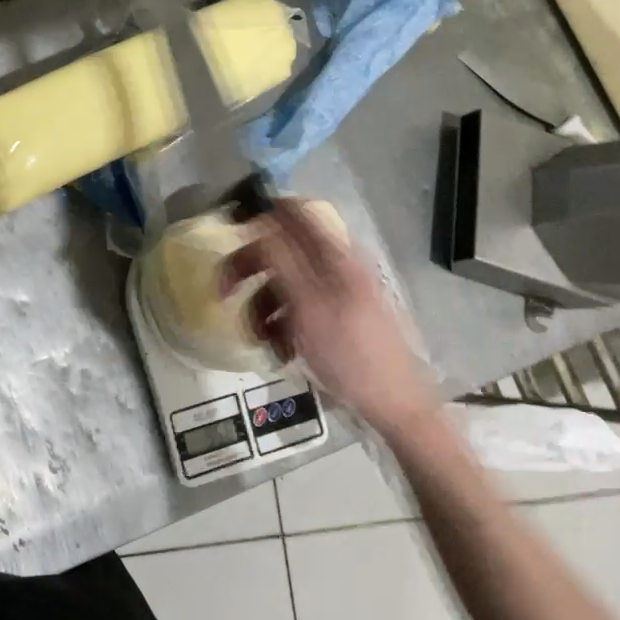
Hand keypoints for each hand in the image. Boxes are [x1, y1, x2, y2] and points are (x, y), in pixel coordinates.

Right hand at [225, 199, 436, 432]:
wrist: (396, 407)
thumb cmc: (350, 355)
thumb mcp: (308, 305)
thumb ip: (281, 257)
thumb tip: (259, 217)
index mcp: (335, 255)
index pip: (294, 211)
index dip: (259, 213)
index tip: (229, 230)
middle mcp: (337, 267)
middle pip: (281, 249)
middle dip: (250, 269)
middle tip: (224, 290)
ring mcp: (338, 293)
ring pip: (284, 283)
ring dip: (262, 306)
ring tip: (259, 338)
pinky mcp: (337, 319)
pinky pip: (296, 309)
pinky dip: (280, 326)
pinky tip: (279, 350)